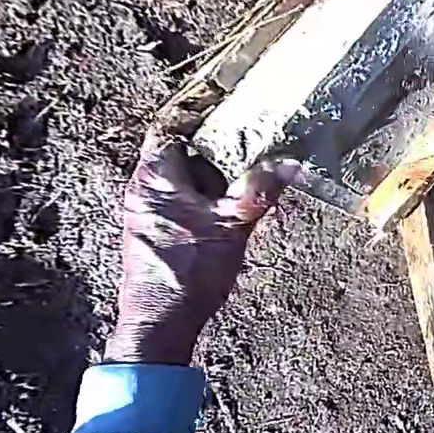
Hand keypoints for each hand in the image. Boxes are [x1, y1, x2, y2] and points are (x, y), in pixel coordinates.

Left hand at [106, 133, 290, 364]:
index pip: (171, 129)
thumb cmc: (190, 270)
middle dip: (219, 153)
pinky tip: (236, 213)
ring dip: (217, 181)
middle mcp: (144, 189)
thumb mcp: (233, 225)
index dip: (200, 116)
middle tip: (256, 150)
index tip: (233, 112)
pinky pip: (186, 204)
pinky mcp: (159, 233)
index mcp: (153, 178)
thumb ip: (260, 190)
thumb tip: (289, 163)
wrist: (162, 321)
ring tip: (252, 182)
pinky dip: (210, 201)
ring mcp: (149, 213)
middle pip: (183, 154)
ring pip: (187, 182)